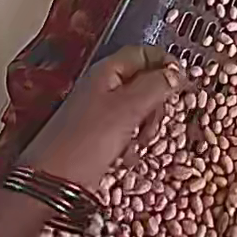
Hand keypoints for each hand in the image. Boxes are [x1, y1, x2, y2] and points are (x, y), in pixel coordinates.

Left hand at [21, 45, 183, 187]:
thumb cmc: (86, 142)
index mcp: (107, 72)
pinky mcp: (98, 135)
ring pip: (138, 108)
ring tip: (140, 143)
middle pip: (143, 82)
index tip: (184, 82)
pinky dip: (133, 141)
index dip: (165, 64)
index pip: (144, 53)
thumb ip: (155, 86)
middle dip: (157, 102)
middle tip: (155, 123)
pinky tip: (128, 156)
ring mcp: (100, 111)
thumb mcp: (128, 109)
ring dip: (147, 125)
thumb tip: (176, 72)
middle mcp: (103, 86)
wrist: (51, 183)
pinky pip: (127, 130)